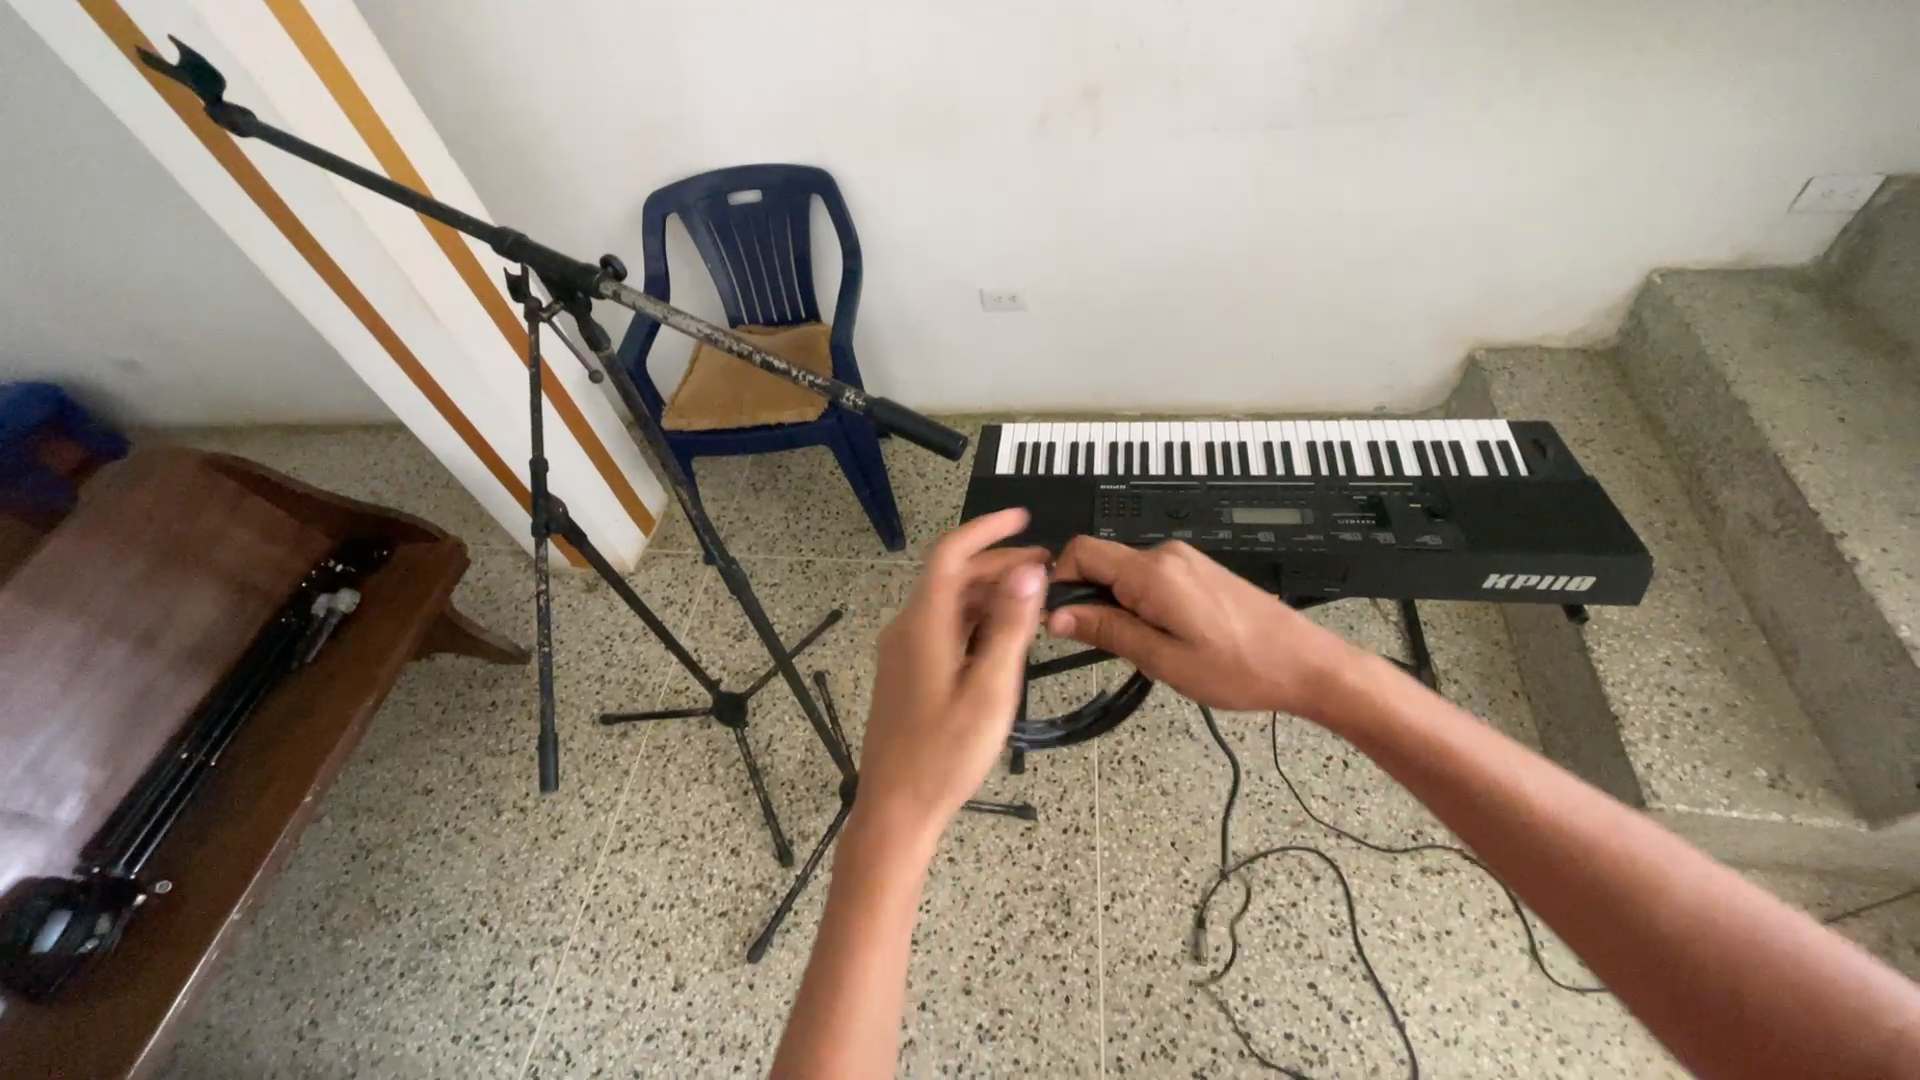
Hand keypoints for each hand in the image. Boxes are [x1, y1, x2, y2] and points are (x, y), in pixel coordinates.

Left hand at [857, 509, 1047, 845]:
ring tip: (1037, 600)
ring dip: (991, 594)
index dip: (986, 528)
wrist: (896, 809)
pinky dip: (977, 621)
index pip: (950, 553)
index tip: (1023, 518)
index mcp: (923, 624)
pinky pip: (944, 629)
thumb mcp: (989, 690)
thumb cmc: (944, 754)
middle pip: (954, 577)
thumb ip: (1009, 627)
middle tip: (1049, 569)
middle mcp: (907, 628)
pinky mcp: (908, 672)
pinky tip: (1006, 636)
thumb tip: (1028, 572)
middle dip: (1000, 564)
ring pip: (950, 604)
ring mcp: (904, 651)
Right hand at [1046, 536, 1359, 714]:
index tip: (1056, 618)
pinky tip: (1161, 635)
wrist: (1307, 664)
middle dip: (1088, 598)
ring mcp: (1185, 560)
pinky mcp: (1198, 570)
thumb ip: (1108, 631)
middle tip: (1099, 644)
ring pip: (1124, 573)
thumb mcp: (1164, 661)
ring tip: (1139, 646)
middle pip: (1101, 562)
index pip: (1081, 552)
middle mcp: (1166, 554)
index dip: (1058, 580)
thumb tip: (1058, 615)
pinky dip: (1139, 602)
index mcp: (1152, 572)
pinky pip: (1149, 577)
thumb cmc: (1239, 669)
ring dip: (1115, 604)